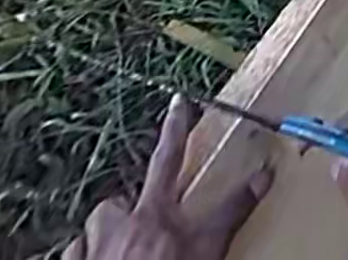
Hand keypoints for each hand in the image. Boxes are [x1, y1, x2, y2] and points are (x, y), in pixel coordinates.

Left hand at [64, 96, 272, 259]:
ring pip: (81, 240)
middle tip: (137, 224)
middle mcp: (113, 231)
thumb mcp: (208, 250)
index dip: (175, 129)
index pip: (168, 159)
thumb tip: (266, 173)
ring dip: (95, 243)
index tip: (178, 102)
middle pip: (109, 206)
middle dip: (120, 211)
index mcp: (152, 214)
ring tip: (113, 254)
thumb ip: (234, 210)